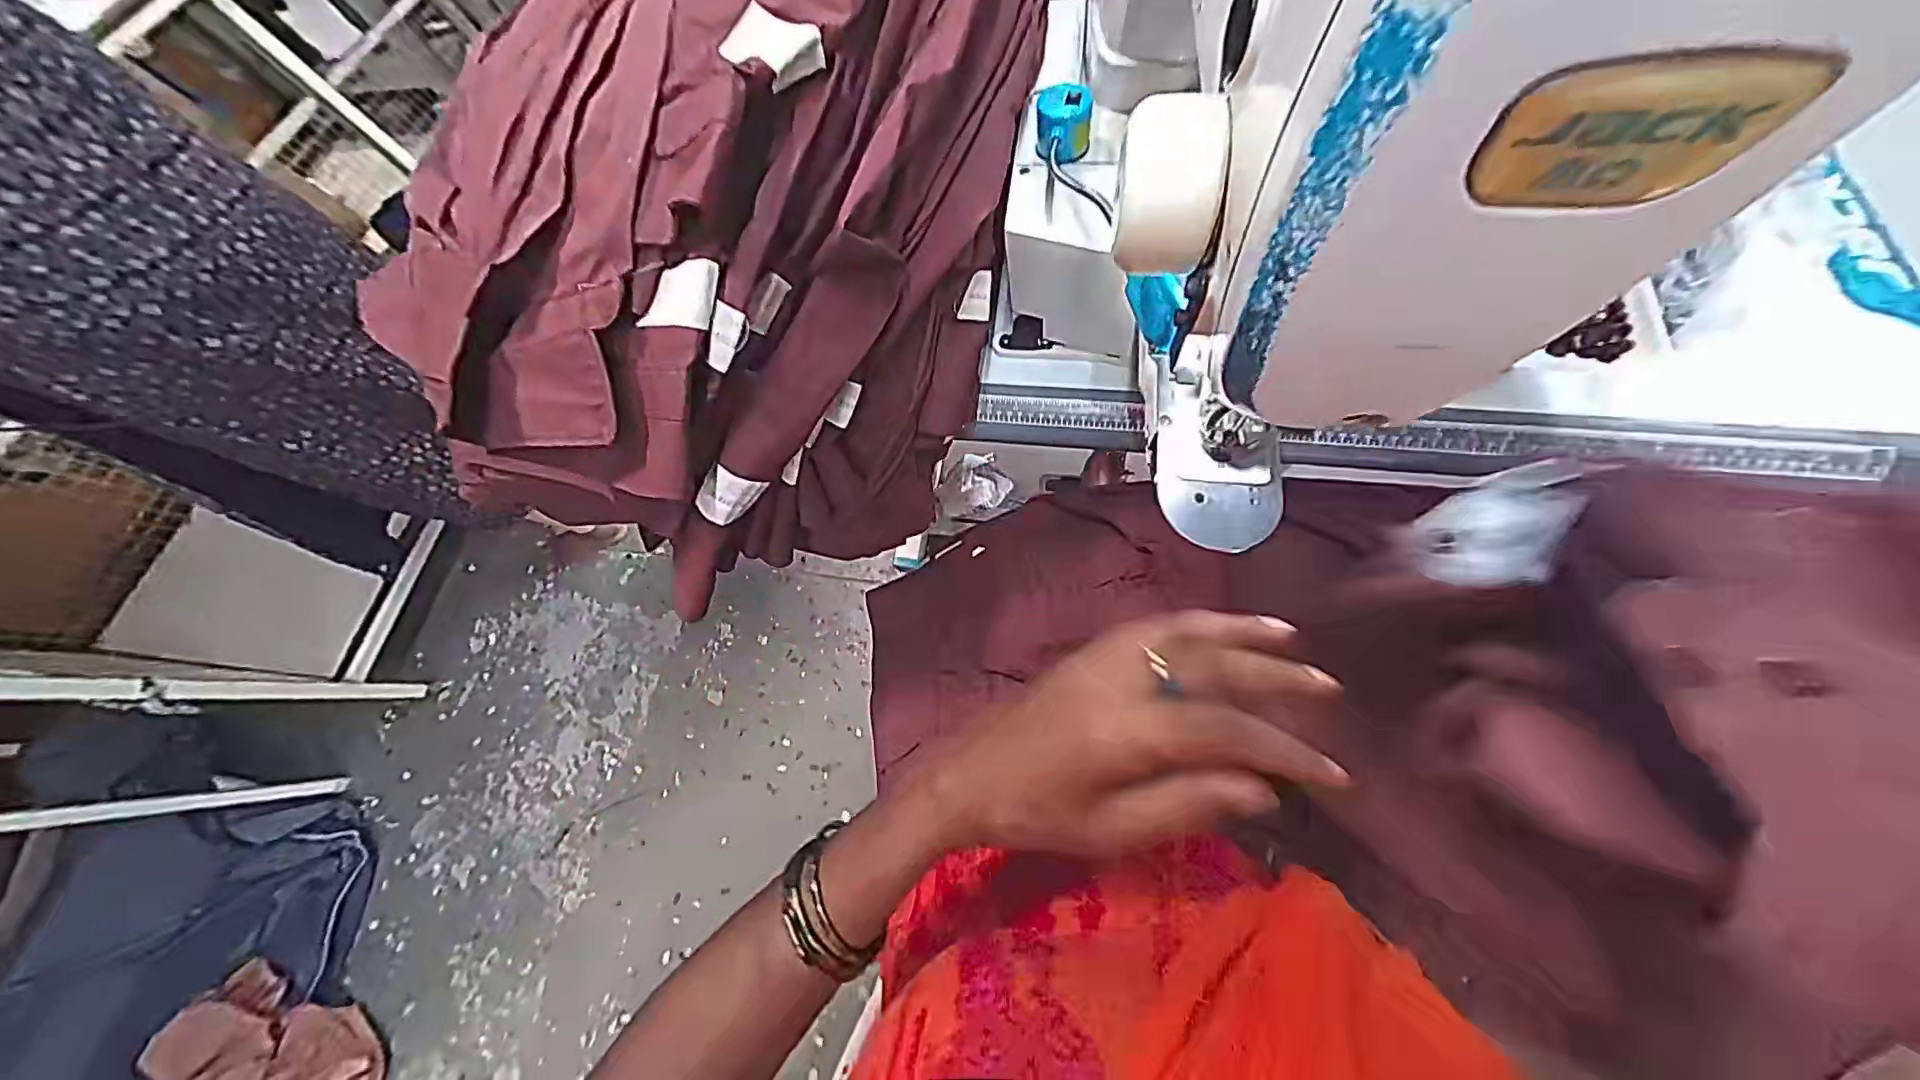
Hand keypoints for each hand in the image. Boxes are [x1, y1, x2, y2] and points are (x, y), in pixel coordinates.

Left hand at [912, 611, 1350, 859]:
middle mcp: (1120, 678)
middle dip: (1275, 680)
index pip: (1224, 731)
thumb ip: (1187, 805)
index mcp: (1126, 730)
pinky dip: (1196, 622)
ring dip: (1240, 634)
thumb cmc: (1037, 813)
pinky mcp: (1091, 650)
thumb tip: (1262, 790)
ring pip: (1185, 633)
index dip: (1284, 752)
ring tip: (1289, 638)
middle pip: (1211, 669)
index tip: (1333, 774)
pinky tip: (1220, 626)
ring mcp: (1103, 656)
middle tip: (1327, 691)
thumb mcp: (1111, 831)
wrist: (970, 774)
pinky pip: (1154, 625)